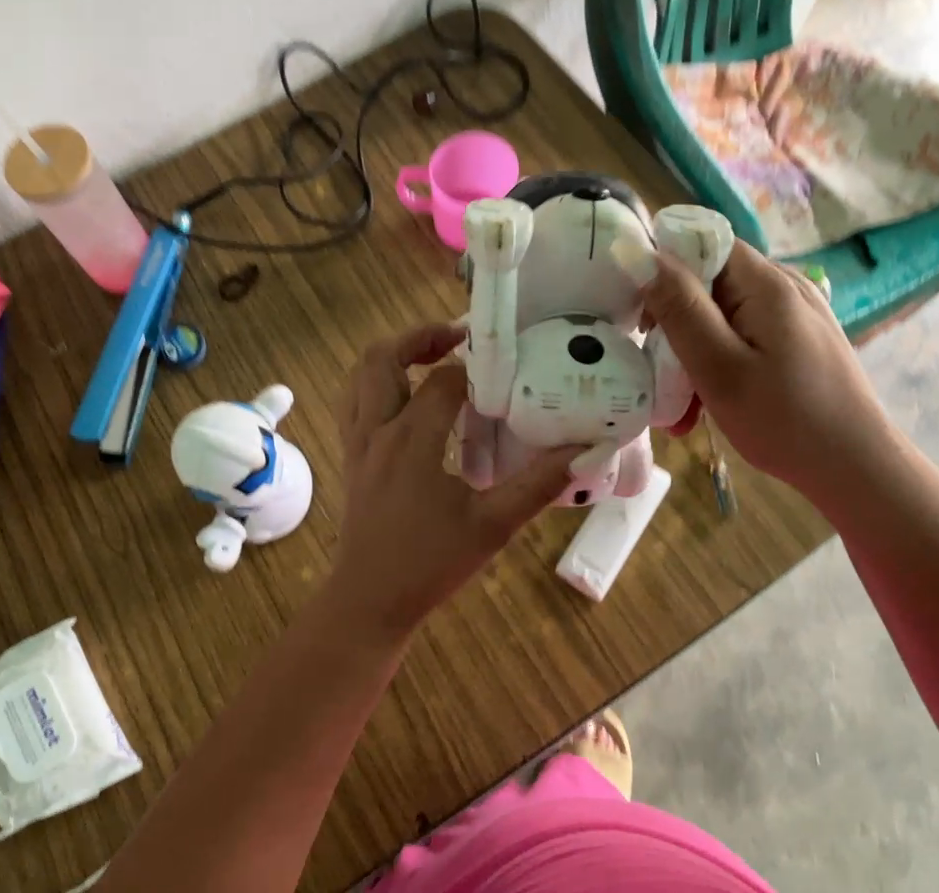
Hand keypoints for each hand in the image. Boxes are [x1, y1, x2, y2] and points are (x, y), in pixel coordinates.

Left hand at [329, 323, 577, 638]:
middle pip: (382, 358)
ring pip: (361, 376)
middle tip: (459, 339)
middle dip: (418, 338)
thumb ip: (539, 484)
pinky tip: (406, 399)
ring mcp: (357, 443)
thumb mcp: (493, 526)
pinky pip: (354, 402)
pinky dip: (377, 385)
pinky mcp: (350, 458)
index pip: (443, 380)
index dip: (476, 366)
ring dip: (393, 357)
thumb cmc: (430, 564)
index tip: (507, 364)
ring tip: (432, 357)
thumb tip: (588, 451)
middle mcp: (377, 431)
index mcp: (411, 440)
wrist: (370, 600)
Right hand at [642, 240, 900, 498]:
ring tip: (681, 407)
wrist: (858, 469)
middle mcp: (785, 287)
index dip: (663, 270)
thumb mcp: (719, 367)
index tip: (640, 315)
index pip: (702, 243)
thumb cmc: (785, 420)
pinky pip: (743, 336)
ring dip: (692, 354)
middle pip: (709, 283)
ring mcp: (795, 314)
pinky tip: (707, 405)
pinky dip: (718, 364)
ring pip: (721, 315)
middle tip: (656, 375)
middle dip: (674, 326)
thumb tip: (643, 255)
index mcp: (767, 284)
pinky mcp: (799, 340)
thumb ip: (680, 308)